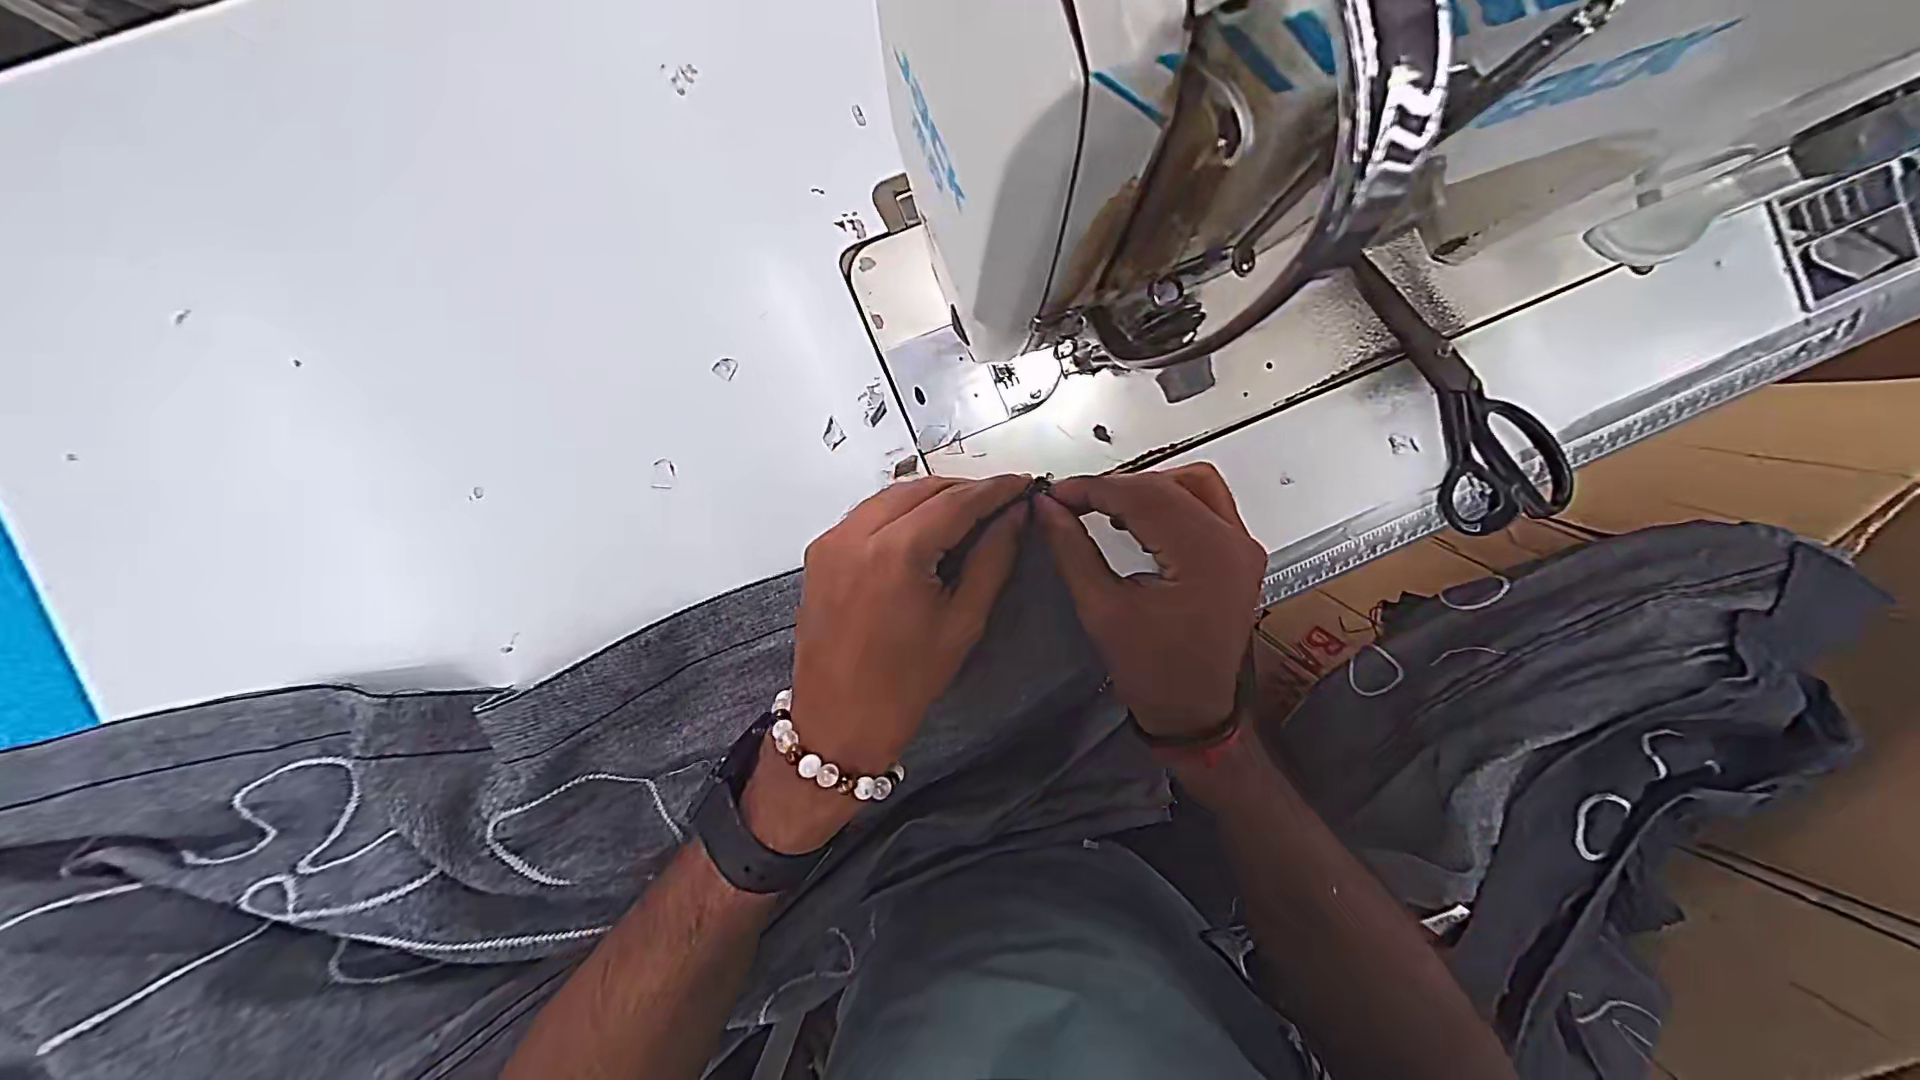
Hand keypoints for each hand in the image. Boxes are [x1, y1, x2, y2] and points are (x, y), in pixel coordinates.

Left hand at [743, 474, 1031, 851]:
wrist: (841, 720)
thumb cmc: (902, 684)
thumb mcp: (963, 621)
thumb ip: (993, 558)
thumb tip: (1012, 519)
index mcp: (895, 554)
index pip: (956, 501)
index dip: (994, 489)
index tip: (1018, 484)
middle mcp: (855, 537)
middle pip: (922, 488)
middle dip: (964, 489)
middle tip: (998, 500)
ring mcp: (831, 542)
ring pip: (892, 494)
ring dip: (931, 495)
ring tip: (966, 513)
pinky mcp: (820, 553)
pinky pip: (867, 513)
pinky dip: (900, 510)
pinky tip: (923, 527)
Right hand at [1034, 464, 1265, 736]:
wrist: (1195, 714)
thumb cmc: (1151, 672)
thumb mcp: (1101, 608)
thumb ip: (1072, 549)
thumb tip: (1048, 508)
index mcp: (1205, 556)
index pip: (1144, 495)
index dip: (1093, 488)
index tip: (1057, 494)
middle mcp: (1234, 543)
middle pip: (1170, 484)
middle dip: (1117, 486)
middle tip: (1074, 502)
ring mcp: (1242, 547)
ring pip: (1194, 485)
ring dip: (1147, 488)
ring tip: (1104, 507)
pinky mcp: (1239, 556)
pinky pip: (1206, 507)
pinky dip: (1169, 503)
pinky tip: (1137, 519)